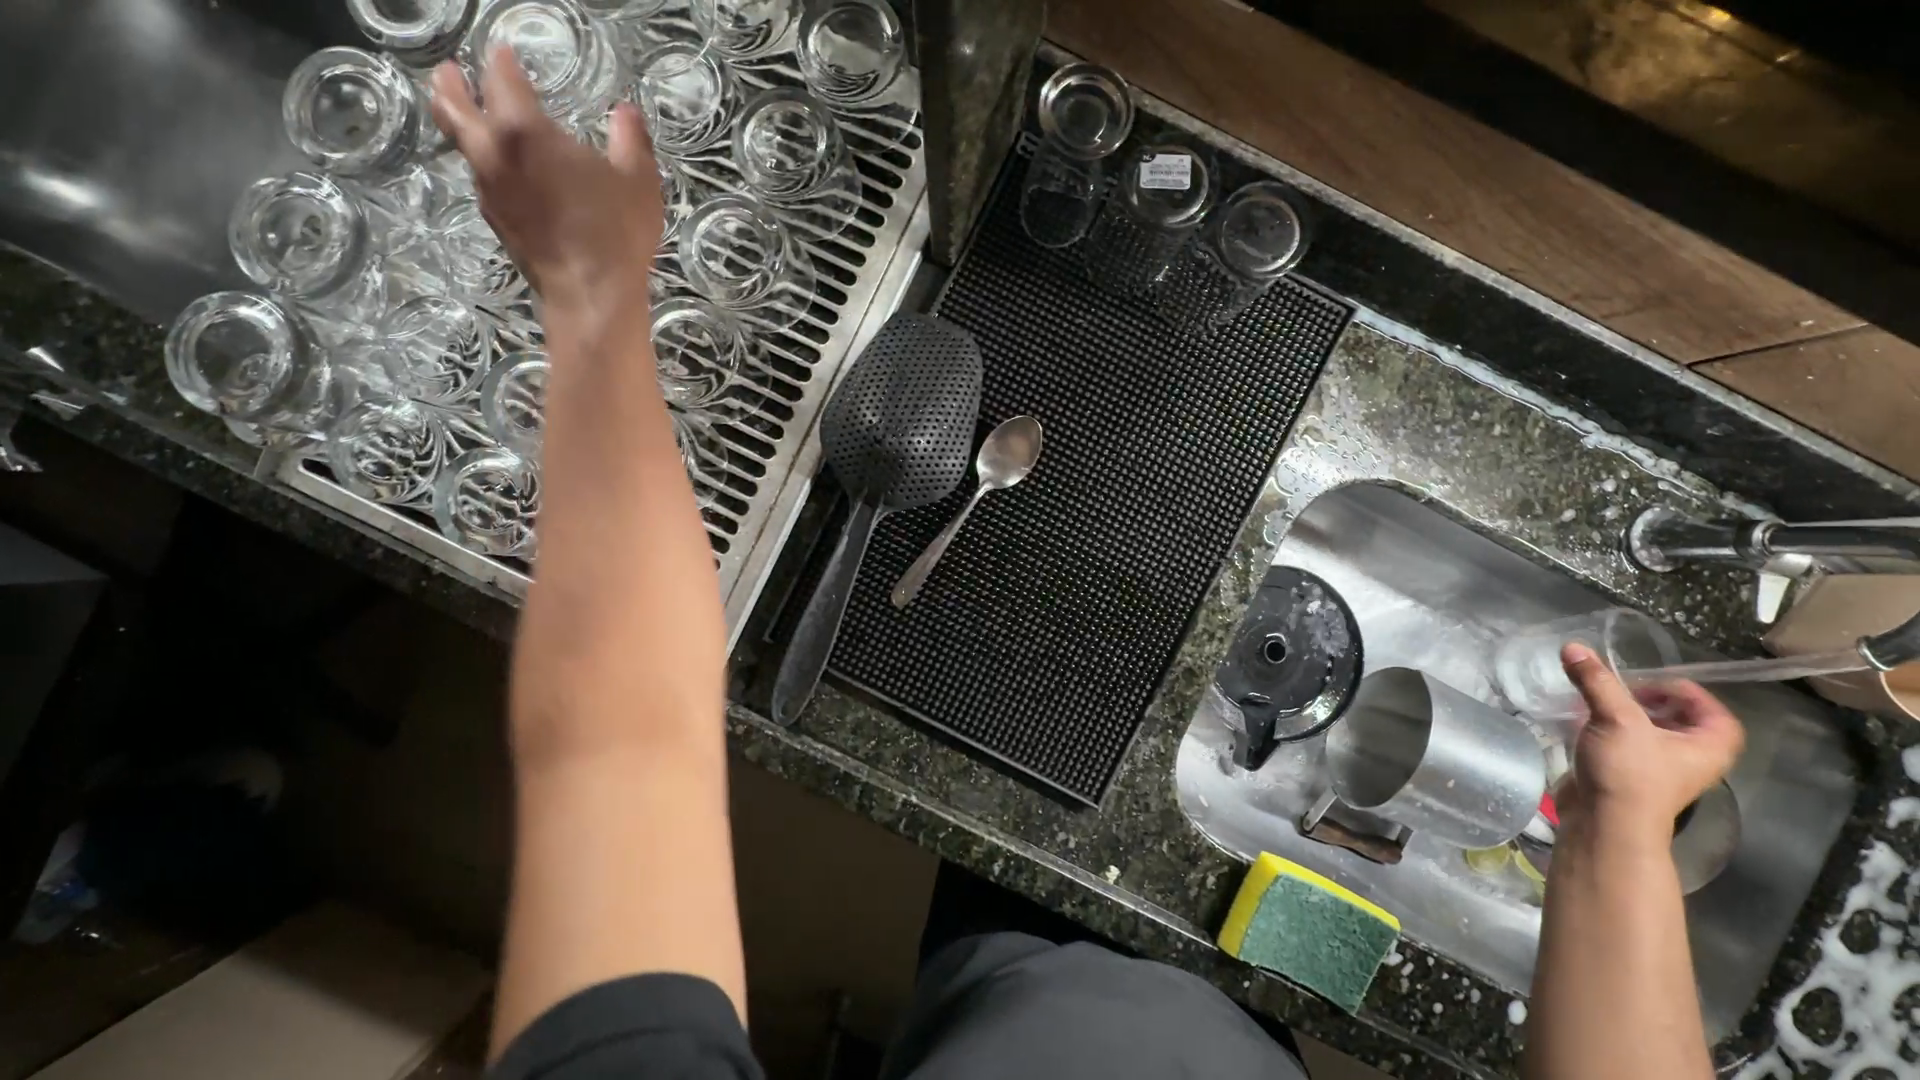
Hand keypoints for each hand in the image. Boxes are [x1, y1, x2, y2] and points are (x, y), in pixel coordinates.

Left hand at [429, 47, 661, 320]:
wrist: (590, 294)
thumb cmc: (615, 231)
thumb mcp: (637, 180)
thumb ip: (629, 140)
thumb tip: (626, 114)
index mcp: (525, 131)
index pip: (502, 79)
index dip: (502, 61)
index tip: (505, 52)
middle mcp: (494, 153)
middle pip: (453, 107)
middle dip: (451, 85)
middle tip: (451, 72)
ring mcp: (489, 190)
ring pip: (463, 145)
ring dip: (463, 125)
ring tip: (472, 118)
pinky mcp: (495, 220)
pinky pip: (481, 178)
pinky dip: (485, 163)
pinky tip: (503, 170)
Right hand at [1558, 643, 1744, 836]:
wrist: (1605, 824)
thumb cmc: (1629, 773)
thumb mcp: (1616, 719)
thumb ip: (1596, 681)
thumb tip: (1573, 646)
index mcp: (1709, 745)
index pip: (1709, 707)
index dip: (1681, 690)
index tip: (1644, 682)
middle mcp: (1691, 757)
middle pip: (1675, 716)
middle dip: (1644, 698)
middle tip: (1616, 689)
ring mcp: (1658, 769)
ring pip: (1646, 730)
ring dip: (1620, 712)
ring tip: (1593, 702)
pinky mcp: (1627, 775)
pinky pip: (1622, 743)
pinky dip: (1604, 729)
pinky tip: (1580, 722)